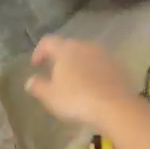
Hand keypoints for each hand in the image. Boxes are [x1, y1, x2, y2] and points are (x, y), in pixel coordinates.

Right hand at [25, 35, 145, 131]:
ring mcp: (104, 55)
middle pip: (69, 46)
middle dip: (61, 58)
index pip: (48, 42)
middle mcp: (85, 46)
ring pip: (87, 54)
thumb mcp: (50, 96)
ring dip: (79, 64)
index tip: (36, 65)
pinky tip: (93, 87)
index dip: (39, 51)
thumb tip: (30, 81)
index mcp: (66, 49)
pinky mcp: (119, 66)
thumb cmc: (77, 99)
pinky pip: (101, 65)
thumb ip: (38, 86)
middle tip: (55, 73)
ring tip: (75, 80)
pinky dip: (94, 72)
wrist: (115, 106)